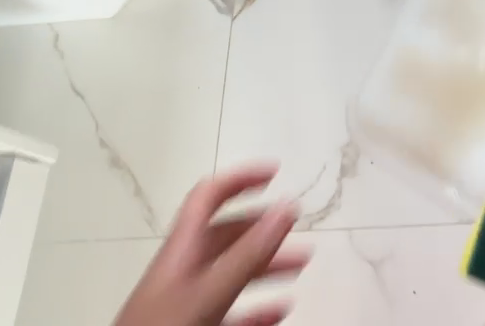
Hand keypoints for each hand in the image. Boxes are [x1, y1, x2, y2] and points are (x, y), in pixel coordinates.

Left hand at [113, 163, 308, 325]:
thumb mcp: (209, 292)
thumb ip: (248, 253)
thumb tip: (286, 205)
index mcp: (183, 247)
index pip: (210, 194)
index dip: (240, 178)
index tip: (275, 174)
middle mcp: (185, 268)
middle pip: (226, 234)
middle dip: (262, 226)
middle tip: (294, 224)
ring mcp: (187, 300)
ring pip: (232, 272)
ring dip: (267, 265)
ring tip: (300, 266)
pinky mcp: (194, 325)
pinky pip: (231, 310)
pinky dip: (256, 307)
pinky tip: (278, 310)